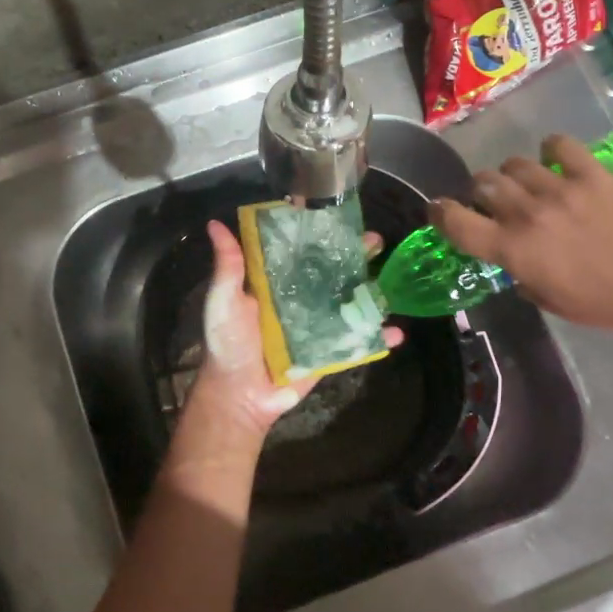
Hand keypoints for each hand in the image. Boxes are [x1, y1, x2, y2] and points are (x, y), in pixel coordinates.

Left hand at [191, 220, 403, 439]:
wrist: (238, 395)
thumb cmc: (227, 344)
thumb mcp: (224, 301)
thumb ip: (228, 266)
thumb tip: (215, 224)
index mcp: (275, 284)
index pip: (301, 252)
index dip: (320, 234)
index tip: (341, 217)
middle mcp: (300, 300)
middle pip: (333, 273)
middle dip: (355, 256)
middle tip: (375, 241)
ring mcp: (318, 327)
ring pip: (350, 303)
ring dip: (373, 291)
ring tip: (393, 280)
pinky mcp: (329, 353)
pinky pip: (357, 343)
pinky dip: (378, 338)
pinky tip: (397, 331)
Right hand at [430, 135, 612, 339]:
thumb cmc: (600, 304)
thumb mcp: (547, 299)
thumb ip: (520, 273)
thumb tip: (514, 259)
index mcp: (510, 249)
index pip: (455, 221)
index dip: (439, 212)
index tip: (440, 210)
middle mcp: (526, 214)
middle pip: (483, 183)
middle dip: (481, 192)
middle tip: (494, 203)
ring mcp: (559, 190)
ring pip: (514, 164)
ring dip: (513, 175)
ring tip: (526, 184)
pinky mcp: (591, 175)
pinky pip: (559, 146)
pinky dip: (551, 150)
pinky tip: (556, 160)